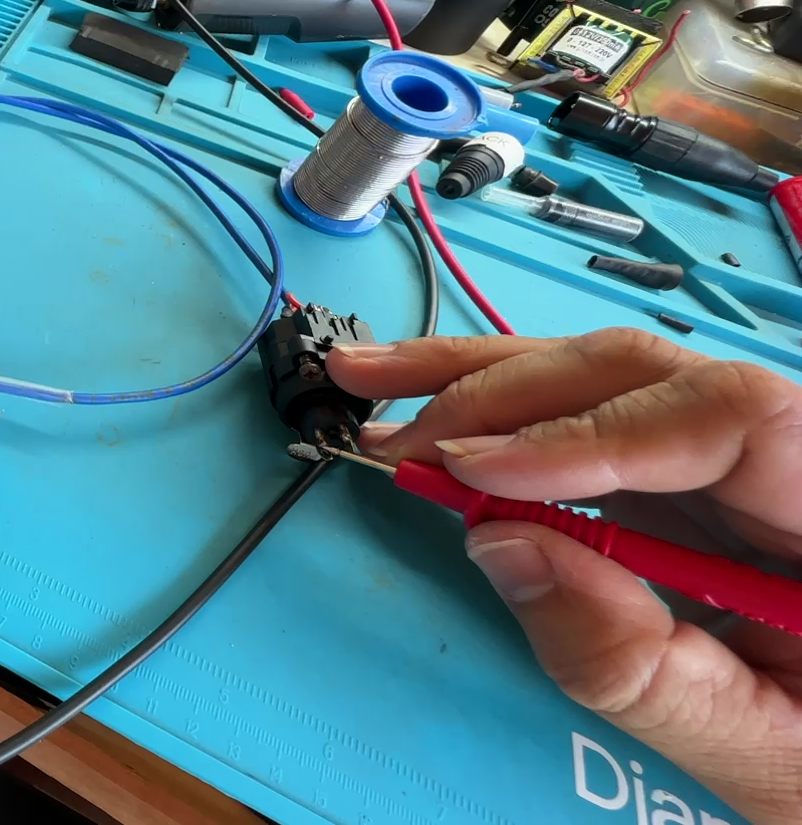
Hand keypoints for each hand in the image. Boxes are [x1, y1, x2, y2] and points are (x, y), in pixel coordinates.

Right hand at [330, 329, 801, 821]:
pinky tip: (406, 404)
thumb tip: (495, 541)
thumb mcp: (754, 754)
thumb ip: (632, 661)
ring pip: (585, 369)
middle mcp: (794, 461)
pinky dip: (469, 401)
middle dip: (495, 394)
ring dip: (459, 376)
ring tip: (362, 377)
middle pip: (635, 371)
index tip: (470, 471)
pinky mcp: (659, 468)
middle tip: (394, 440)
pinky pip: (558, 408)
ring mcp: (720, 456)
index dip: (587, 431)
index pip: (728, 417)